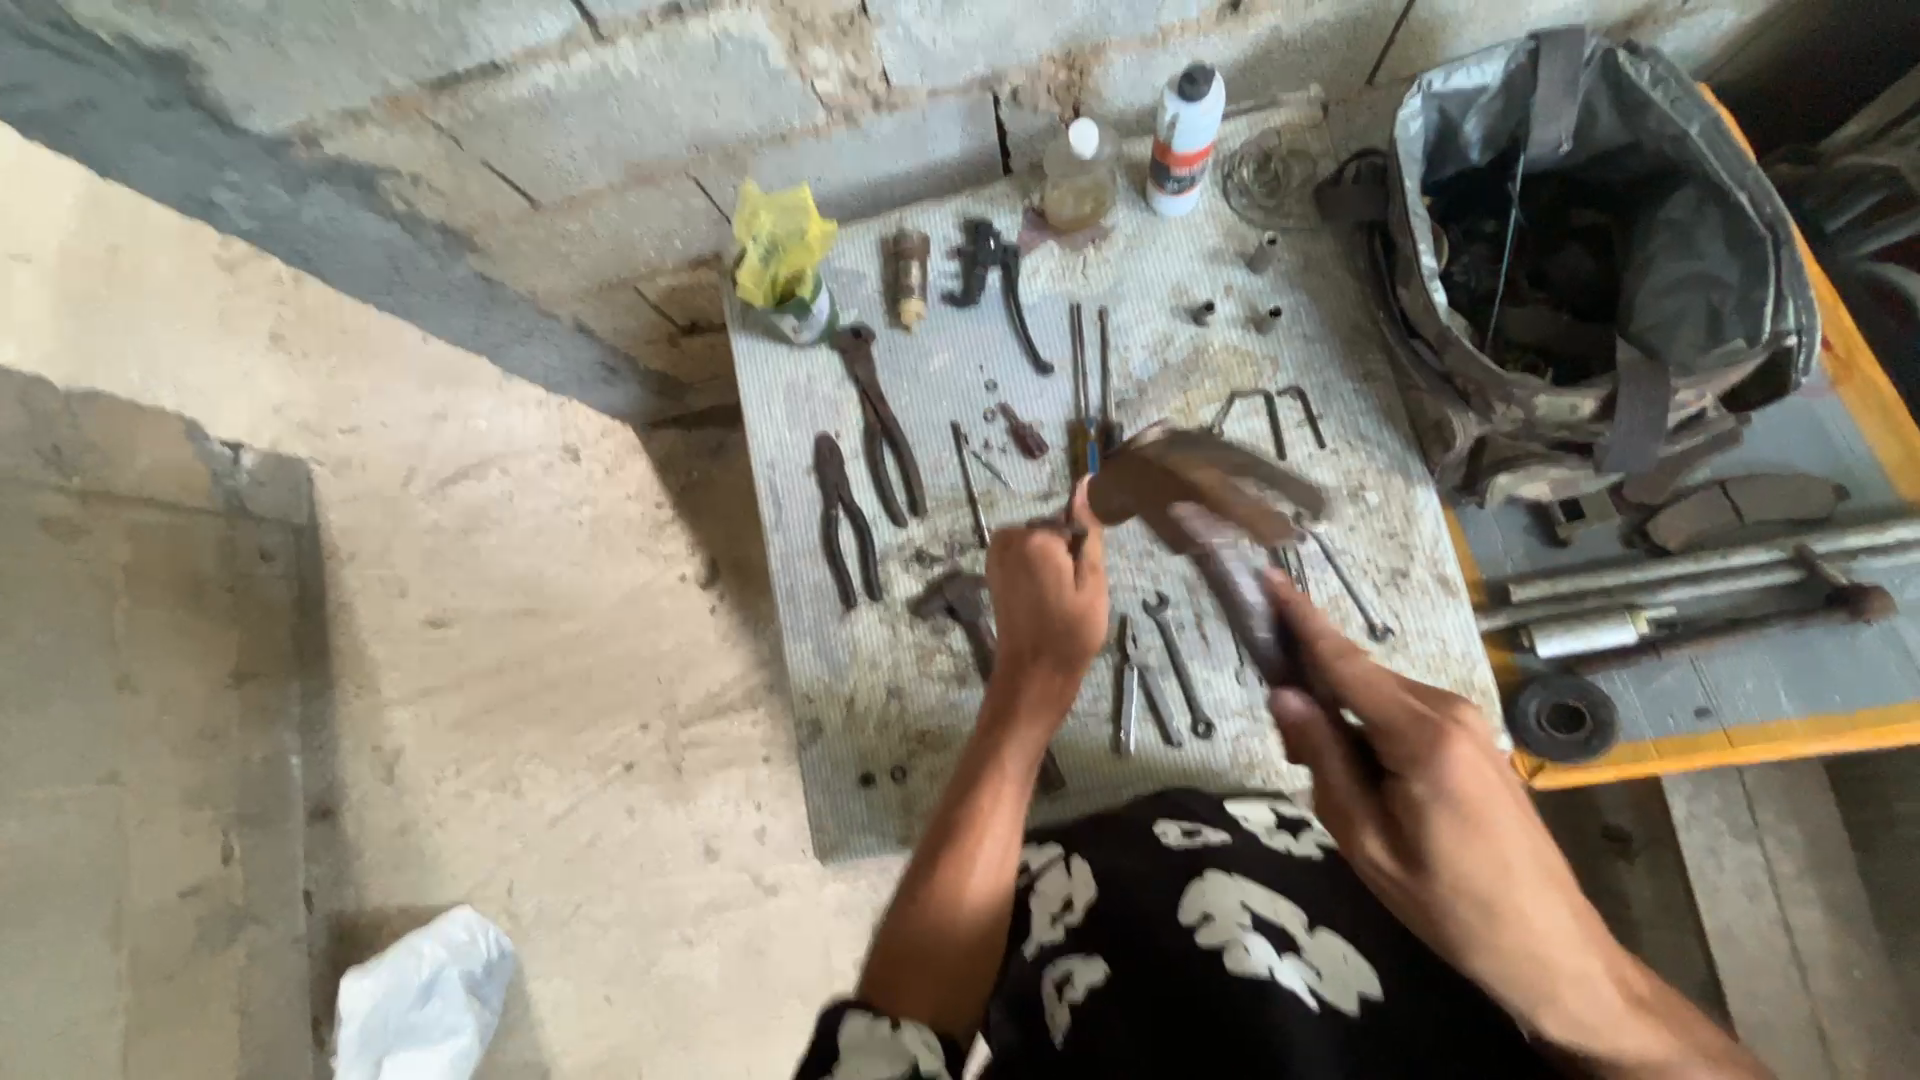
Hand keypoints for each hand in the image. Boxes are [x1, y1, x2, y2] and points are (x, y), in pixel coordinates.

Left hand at [983, 480, 1107, 717]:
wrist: (1034, 672)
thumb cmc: (1071, 631)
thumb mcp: (1092, 582)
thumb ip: (1088, 531)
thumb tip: (1085, 483)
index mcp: (1035, 538)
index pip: (1072, 524)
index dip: (1081, 552)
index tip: (1082, 582)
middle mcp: (1008, 539)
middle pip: (1051, 531)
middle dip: (1063, 554)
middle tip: (1071, 594)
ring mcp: (995, 555)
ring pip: (1037, 543)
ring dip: (1049, 564)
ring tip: (1057, 598)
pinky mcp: (992, 570)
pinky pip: (1022, 556)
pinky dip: (1034, 570)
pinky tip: (1041, 598)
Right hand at [1263, 573, 1764, 1074]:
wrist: (1550, 948)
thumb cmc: (1447, 902)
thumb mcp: (1364, 838)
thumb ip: (1322, 757)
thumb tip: (1284, 694)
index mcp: (1421, 736)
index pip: (1344, 662)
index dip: (1301, 618)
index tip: (1269, 576)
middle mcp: (1448, 711)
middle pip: (1356, 676)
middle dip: (1312, 692)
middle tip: (1293, 753)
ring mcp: (1467, 722)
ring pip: (1376, 695)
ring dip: (1340, 717)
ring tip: (1333, 780)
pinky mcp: (1472, 738)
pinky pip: (1400, 712)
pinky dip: (1368, 729)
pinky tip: (1366, 777)